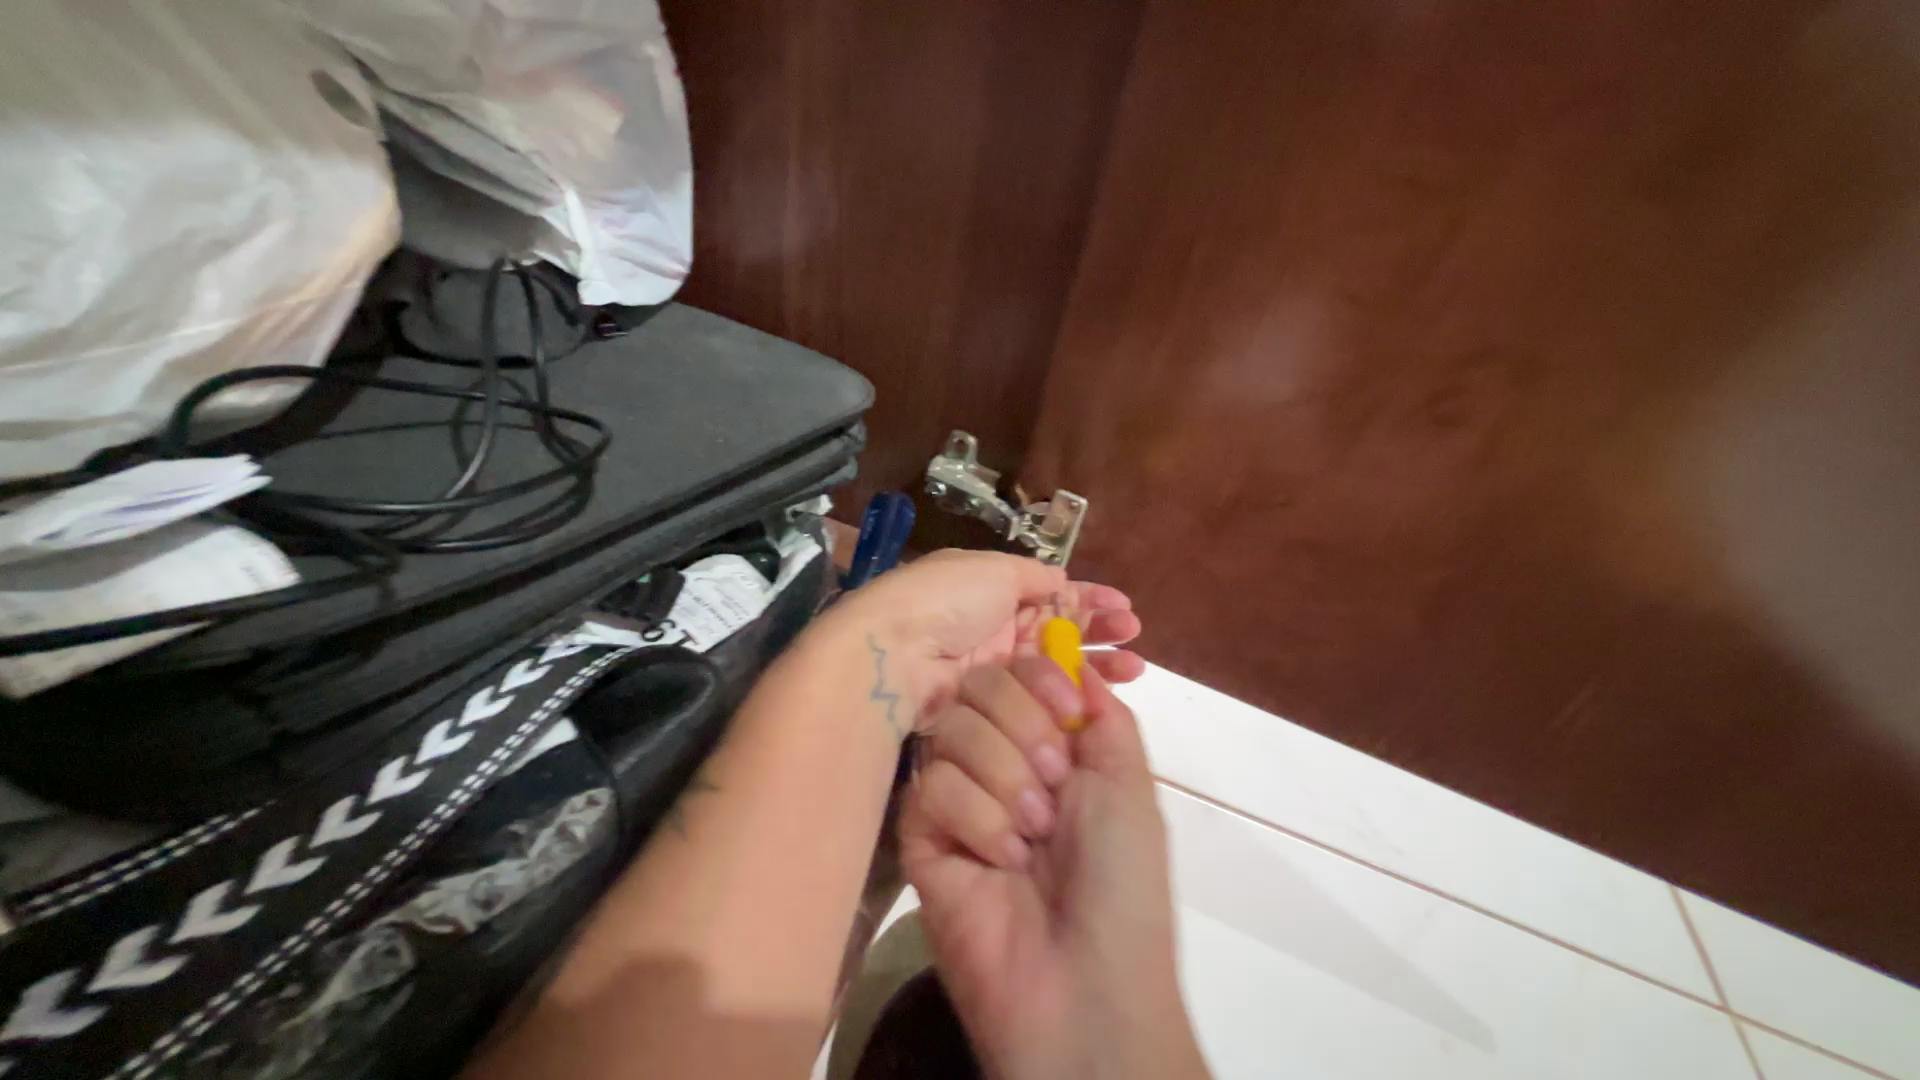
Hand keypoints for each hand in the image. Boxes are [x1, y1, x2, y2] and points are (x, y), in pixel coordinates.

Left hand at [825, 549, 1144, 717]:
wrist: (896, 654)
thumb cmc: (946, 600)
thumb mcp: (992, 569)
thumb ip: (1033, 575)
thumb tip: (1062, 580)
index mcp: (996, 588)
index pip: (1053, 593)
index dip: (1090, 599)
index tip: (1124, 608)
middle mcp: (998, 627)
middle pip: (1062, 630)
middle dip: (1101, 632)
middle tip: (1134, 638)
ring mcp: (997, 668)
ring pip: (1058, 665)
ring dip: (1096, 664)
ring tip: (1134, 668)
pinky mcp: (994, 704)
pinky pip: (1040, 696)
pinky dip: (1072, 694)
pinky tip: (1101, 694)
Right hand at [899, 658, 1210, 1079]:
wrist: (1083, 983)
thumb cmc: (1121, 882)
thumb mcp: (1131, 784)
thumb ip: (1100, 711)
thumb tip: (1066, 652)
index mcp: (1049, 743)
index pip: (1018, 670)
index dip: (1037, 676)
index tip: (1063, 710)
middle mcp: (1000, 758)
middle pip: (978, 687)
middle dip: (1023, 730)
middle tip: (1054, 786)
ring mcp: (957, 795)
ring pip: (951, 731)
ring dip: (1004, 780)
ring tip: (1032, 837)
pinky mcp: (920, 835)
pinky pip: (930, 787)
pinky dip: (976, 819)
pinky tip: (999, 861)